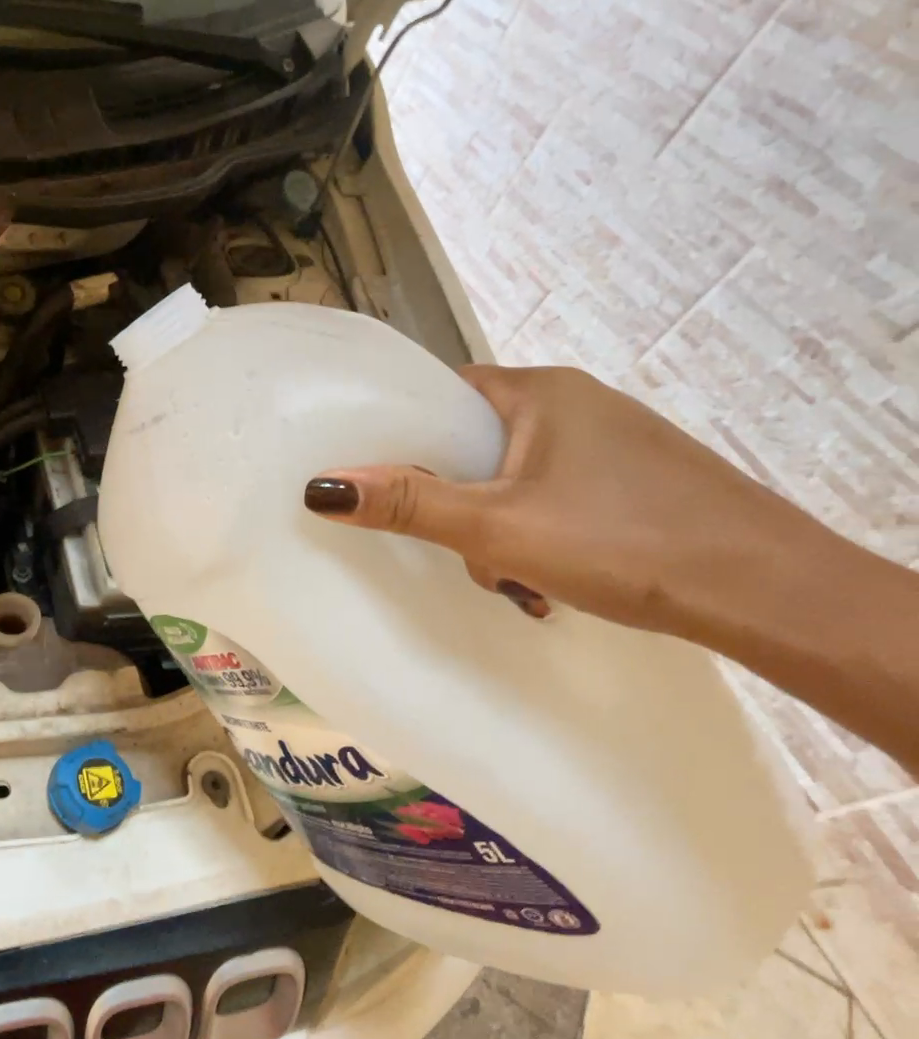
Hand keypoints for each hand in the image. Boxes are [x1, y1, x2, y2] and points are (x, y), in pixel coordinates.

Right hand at [300, 365, 833, 637]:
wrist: (771, 593)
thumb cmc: (622, 540)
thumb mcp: (495, 526)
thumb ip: (407, 503)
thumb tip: (321, 486)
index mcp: (541, 392)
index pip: (443, 392)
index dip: (400, 429)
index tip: (370, 473)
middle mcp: (577, 404)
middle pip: (472, 440)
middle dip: (447, 494)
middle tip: (442, 540)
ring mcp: (611, 444)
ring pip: (511, 476)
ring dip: (490, 523)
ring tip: (503, 571)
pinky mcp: (634, 482)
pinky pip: (551, 496)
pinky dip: (531, 531)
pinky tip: (541, 573)